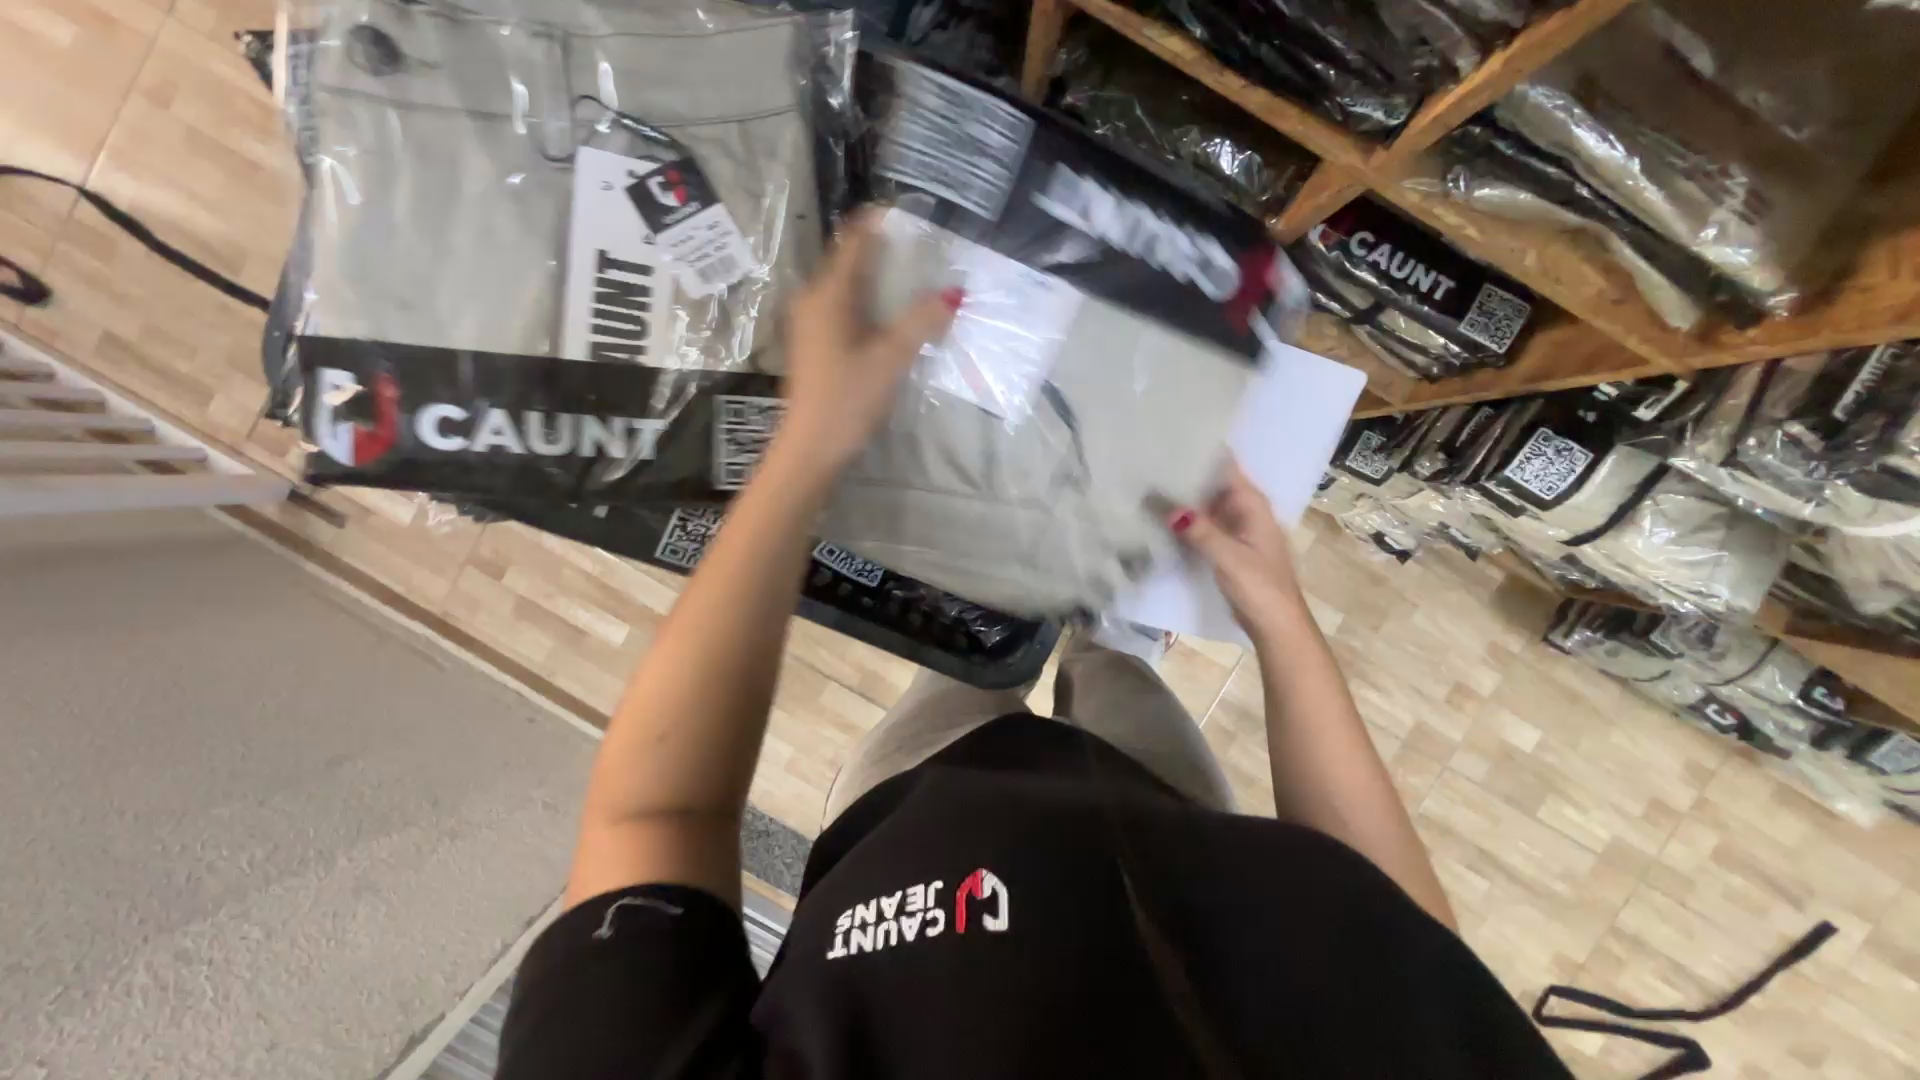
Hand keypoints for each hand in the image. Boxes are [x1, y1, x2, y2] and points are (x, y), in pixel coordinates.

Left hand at [775, 207, 961, 475]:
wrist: (810, 448)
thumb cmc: (848, 399)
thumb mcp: (891, 359)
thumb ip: (922, 321)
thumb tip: (954, 293)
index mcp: (828, 294)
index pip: (854, 240)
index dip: (879, 221)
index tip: (911, 213)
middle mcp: (813, 299)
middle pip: (850, 260)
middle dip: (885, 251)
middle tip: (924, 248)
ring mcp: (811, 323)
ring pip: (848, 287)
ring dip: (879, 279)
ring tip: (916, 278)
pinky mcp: (815, 344)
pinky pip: (845, 309)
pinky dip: (870, 303)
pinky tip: (893, 316)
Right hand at [1168, 458, 1307, 640]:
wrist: (1276, 625)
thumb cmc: (1260, 587)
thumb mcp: (1228, 557)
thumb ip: (1199, 530)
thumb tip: (1167, 506)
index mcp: (1253, 506)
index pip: (1227, 468)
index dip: (1204, 453)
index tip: (1173, 441)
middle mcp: (1246, 512)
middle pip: (1215, 485)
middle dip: (1188, 475)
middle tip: (1150, 463)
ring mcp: (1238, 530)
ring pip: (1208, 506)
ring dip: (1186, 500)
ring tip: (1149, 484)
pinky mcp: (1229, 549)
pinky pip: (1206, 526)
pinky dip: (1189, 522)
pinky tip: (1163, 519)